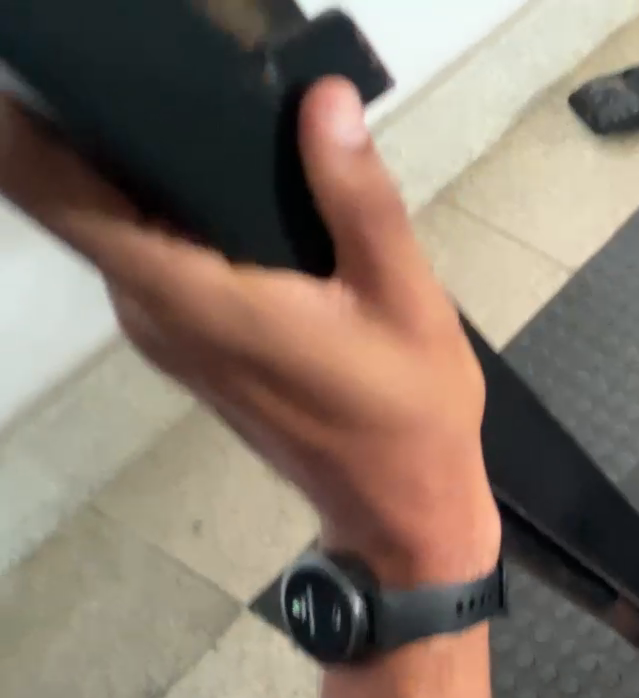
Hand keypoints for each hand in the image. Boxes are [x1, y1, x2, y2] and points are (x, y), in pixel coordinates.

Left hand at [0, 79, 496, 585]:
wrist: (406, 508)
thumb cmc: (412, 413)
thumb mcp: (410, 305)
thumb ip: (363, 205)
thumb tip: (328, 101)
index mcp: (188, 290)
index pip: (36, 174)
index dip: (26, 102)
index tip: (83, 59)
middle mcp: (146, 308)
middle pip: (76, 192)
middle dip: (116, 128)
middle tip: (202, 89)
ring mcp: (163, 336)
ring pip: (120, 229)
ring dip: (158, 180)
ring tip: (243, 150)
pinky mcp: (191, 353)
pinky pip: (157, 266)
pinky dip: (185, 228)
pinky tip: (263, 229)